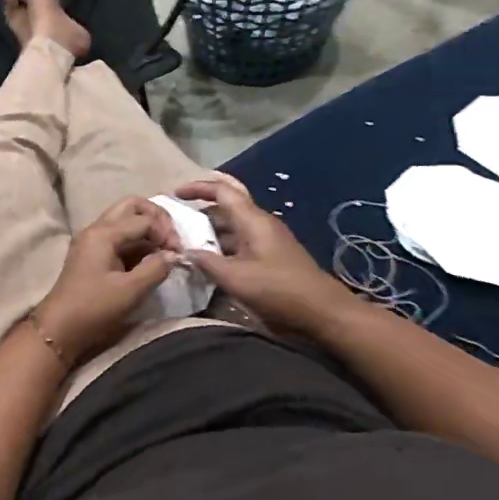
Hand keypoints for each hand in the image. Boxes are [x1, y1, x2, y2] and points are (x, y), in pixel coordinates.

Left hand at [30, 197, 178, 365]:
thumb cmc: (94, 308)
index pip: (143, 219)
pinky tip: (149, 260)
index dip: (166, 233)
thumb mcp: (131, 291)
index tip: (179, 254)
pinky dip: (136, 242)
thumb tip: (173, 255)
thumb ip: (156, 268)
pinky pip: (118, 237)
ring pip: (124, 220)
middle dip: (155, 218)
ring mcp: (92, 240)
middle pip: (131, 206)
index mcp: (103, 233)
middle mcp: (96, 229)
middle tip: (171, 240)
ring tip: (164, 252)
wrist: (59, 327)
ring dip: (146, 230)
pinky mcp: (92, 253)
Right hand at [174, 179, 352, 329]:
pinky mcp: (271, 254)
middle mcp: (261, 223)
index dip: (197, 188)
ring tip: (187, 238)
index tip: (175, 195)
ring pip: (234, 223)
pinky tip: (209, 257)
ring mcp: (268, 238)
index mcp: (253, 220)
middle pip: (229, 202)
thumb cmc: (277, 290)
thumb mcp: (234, 278)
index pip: (222, 190)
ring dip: (211, 227)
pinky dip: (222, 242)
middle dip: (203, 203)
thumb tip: (185, 251)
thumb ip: (206, 262)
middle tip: (181, 212)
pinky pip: (241, 239)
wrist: (322, 312)